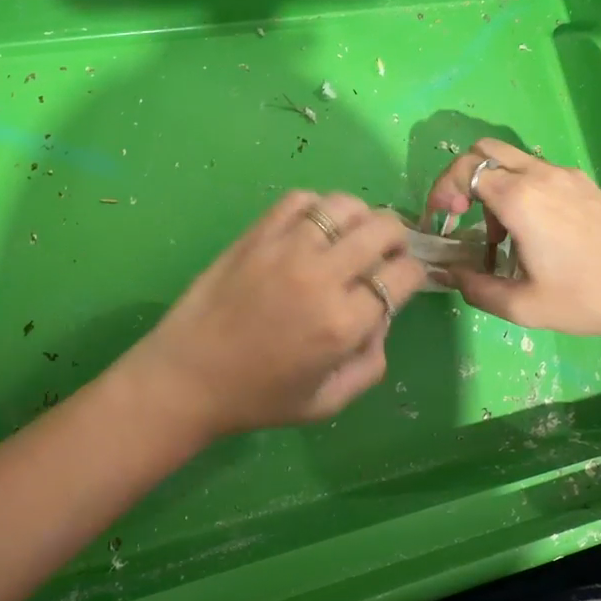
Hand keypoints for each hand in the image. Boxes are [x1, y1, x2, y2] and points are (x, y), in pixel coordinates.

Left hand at [124, 191, 424, 435]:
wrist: (187, 377)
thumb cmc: (259, 397)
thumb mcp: (328, 401)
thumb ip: (371, 362)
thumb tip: (383, 316)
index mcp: (344, 323)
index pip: (405, 273)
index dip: (414, 273)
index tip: (403, 279)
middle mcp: (322, 276)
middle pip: (384, 228)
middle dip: (396, 238)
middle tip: (385, 253)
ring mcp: (287, 248)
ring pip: (346, 205)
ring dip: (360, 217)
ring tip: (351, 235)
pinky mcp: (258, 234)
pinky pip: (301, 199)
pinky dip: (318, 207)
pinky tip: (313, 228)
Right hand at [425, 139, 600, 340]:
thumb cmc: (586, 299)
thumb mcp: (524, 307)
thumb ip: (475, 288)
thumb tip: (447, 274)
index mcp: (520, 199)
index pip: (466, 171)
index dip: (442, 190)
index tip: (440, 218)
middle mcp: (540, 175)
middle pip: (485, 151)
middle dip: (462, 177)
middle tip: (461, 214)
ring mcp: (565, 175)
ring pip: (512, 159)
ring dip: (493, 185)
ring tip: (499, 233)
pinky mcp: (583, 183)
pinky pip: (538, 171)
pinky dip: (519, 188)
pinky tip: (530, 230)